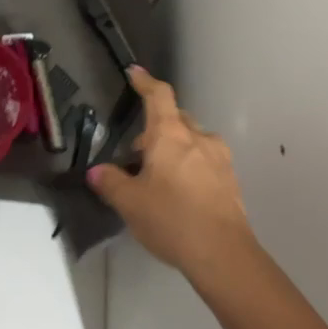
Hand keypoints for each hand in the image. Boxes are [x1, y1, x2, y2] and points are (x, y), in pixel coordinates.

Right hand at [88, 67, 256, 280]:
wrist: (223, 255)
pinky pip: (207, 162)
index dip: (145, 81)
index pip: (158, 95)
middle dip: (157, 127)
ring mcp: (219, 159)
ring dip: (177, 148)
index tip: (135, 73)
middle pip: (177, 118)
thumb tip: (96, 171)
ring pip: (194, 141)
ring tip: (161, 175)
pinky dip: (192, 167)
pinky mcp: (231, 182)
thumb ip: (110, 182)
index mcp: (170, 134)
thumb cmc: (171, 219)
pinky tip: (182, 194)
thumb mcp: (130, 203)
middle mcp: (198, 138)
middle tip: (138, 151)